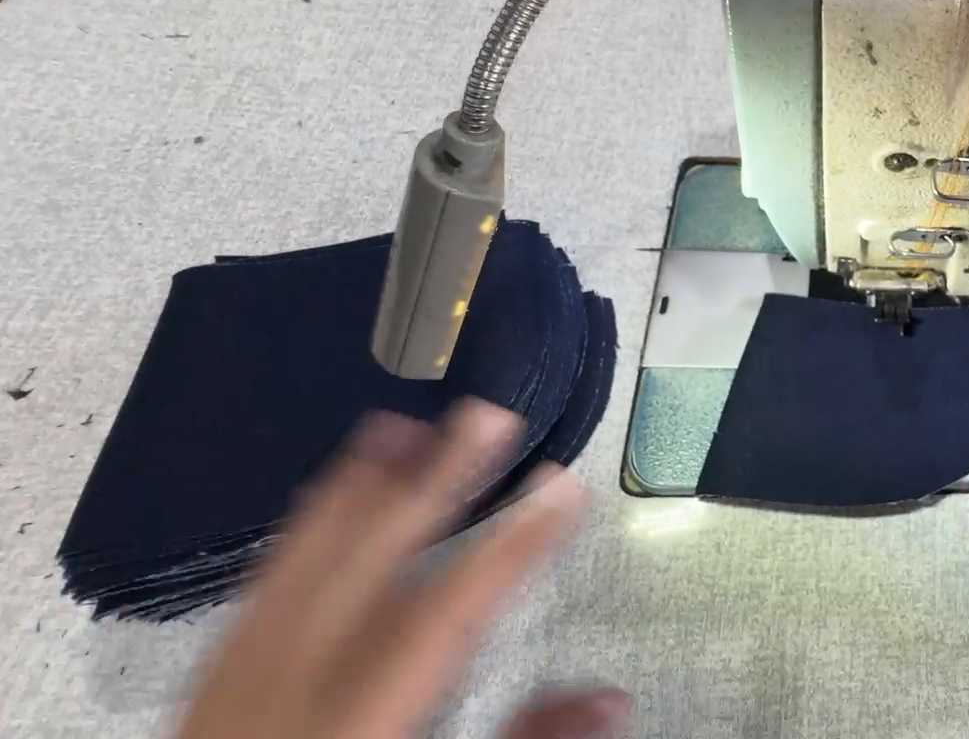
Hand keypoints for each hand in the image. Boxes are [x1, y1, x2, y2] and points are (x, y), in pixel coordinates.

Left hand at [176, 399, 623, 738]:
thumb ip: (525, 734)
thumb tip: (605, 701)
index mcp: (353, 728)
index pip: (442, 619)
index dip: (509, 546)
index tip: (560, 489)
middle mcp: (285, 703)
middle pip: (368, 571)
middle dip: (436, 482)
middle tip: (487, 419)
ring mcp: (234, 696)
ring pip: (304, 571)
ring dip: (362, 489)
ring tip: (409, 424)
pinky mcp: (206, 695)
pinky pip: (254, 596)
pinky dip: (299, 530)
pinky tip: (327, 491)